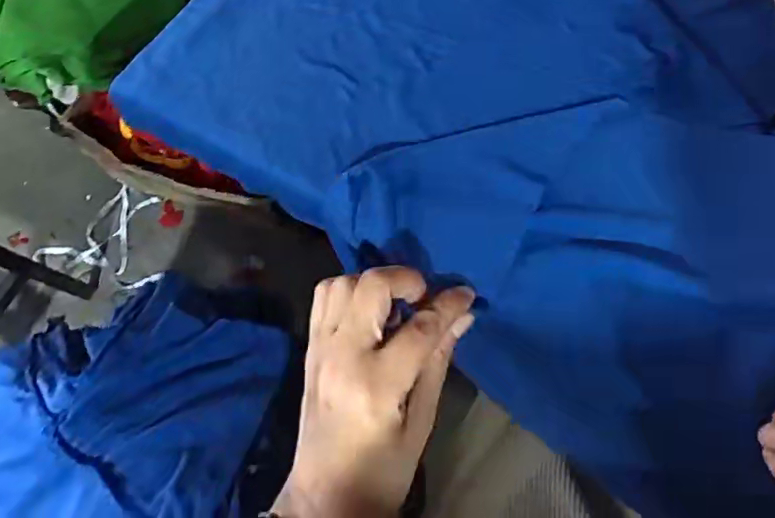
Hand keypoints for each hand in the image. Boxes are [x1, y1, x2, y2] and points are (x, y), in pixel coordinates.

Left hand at [274, 267, 477, 517]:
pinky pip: (323, 295)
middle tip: (423, 297)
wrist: (324, 500)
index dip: (448, 305)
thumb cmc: (382, 470)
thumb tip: (462, 316)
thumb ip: (438, 361)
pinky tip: (368, 310)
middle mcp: (343, 357)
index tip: (465, 294)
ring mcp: (321, 349)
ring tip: (393, 304)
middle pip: (373, 286)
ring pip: (344, 282)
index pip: (419, 327)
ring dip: (374, 283)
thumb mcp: (421, 424)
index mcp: (376, 385)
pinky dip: (349, 289)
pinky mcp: (309, 348)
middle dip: (406, 279)